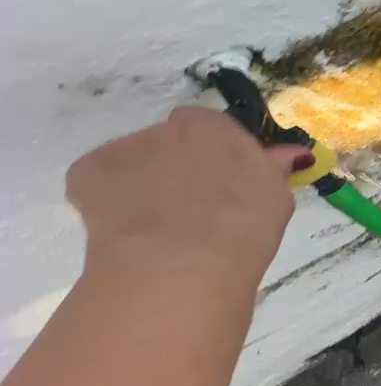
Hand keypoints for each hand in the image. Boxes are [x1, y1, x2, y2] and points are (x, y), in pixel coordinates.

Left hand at [66, 106, 311, 283]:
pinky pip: (106, 181)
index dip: (224, 151)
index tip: (235, 179)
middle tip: (205, 204)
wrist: (180, 259)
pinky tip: (139, 226)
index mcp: (212, 128)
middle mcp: (163, 130)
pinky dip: (119, 198)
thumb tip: (289, 154)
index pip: (215, 126)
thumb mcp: (277, 195)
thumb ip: (274, 167)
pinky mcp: (85, 174)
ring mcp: (120, 150)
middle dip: (185, 165)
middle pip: (174, 142)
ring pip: (140, 162)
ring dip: (153, 181)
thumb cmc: (244, 224)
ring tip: (171, 222)